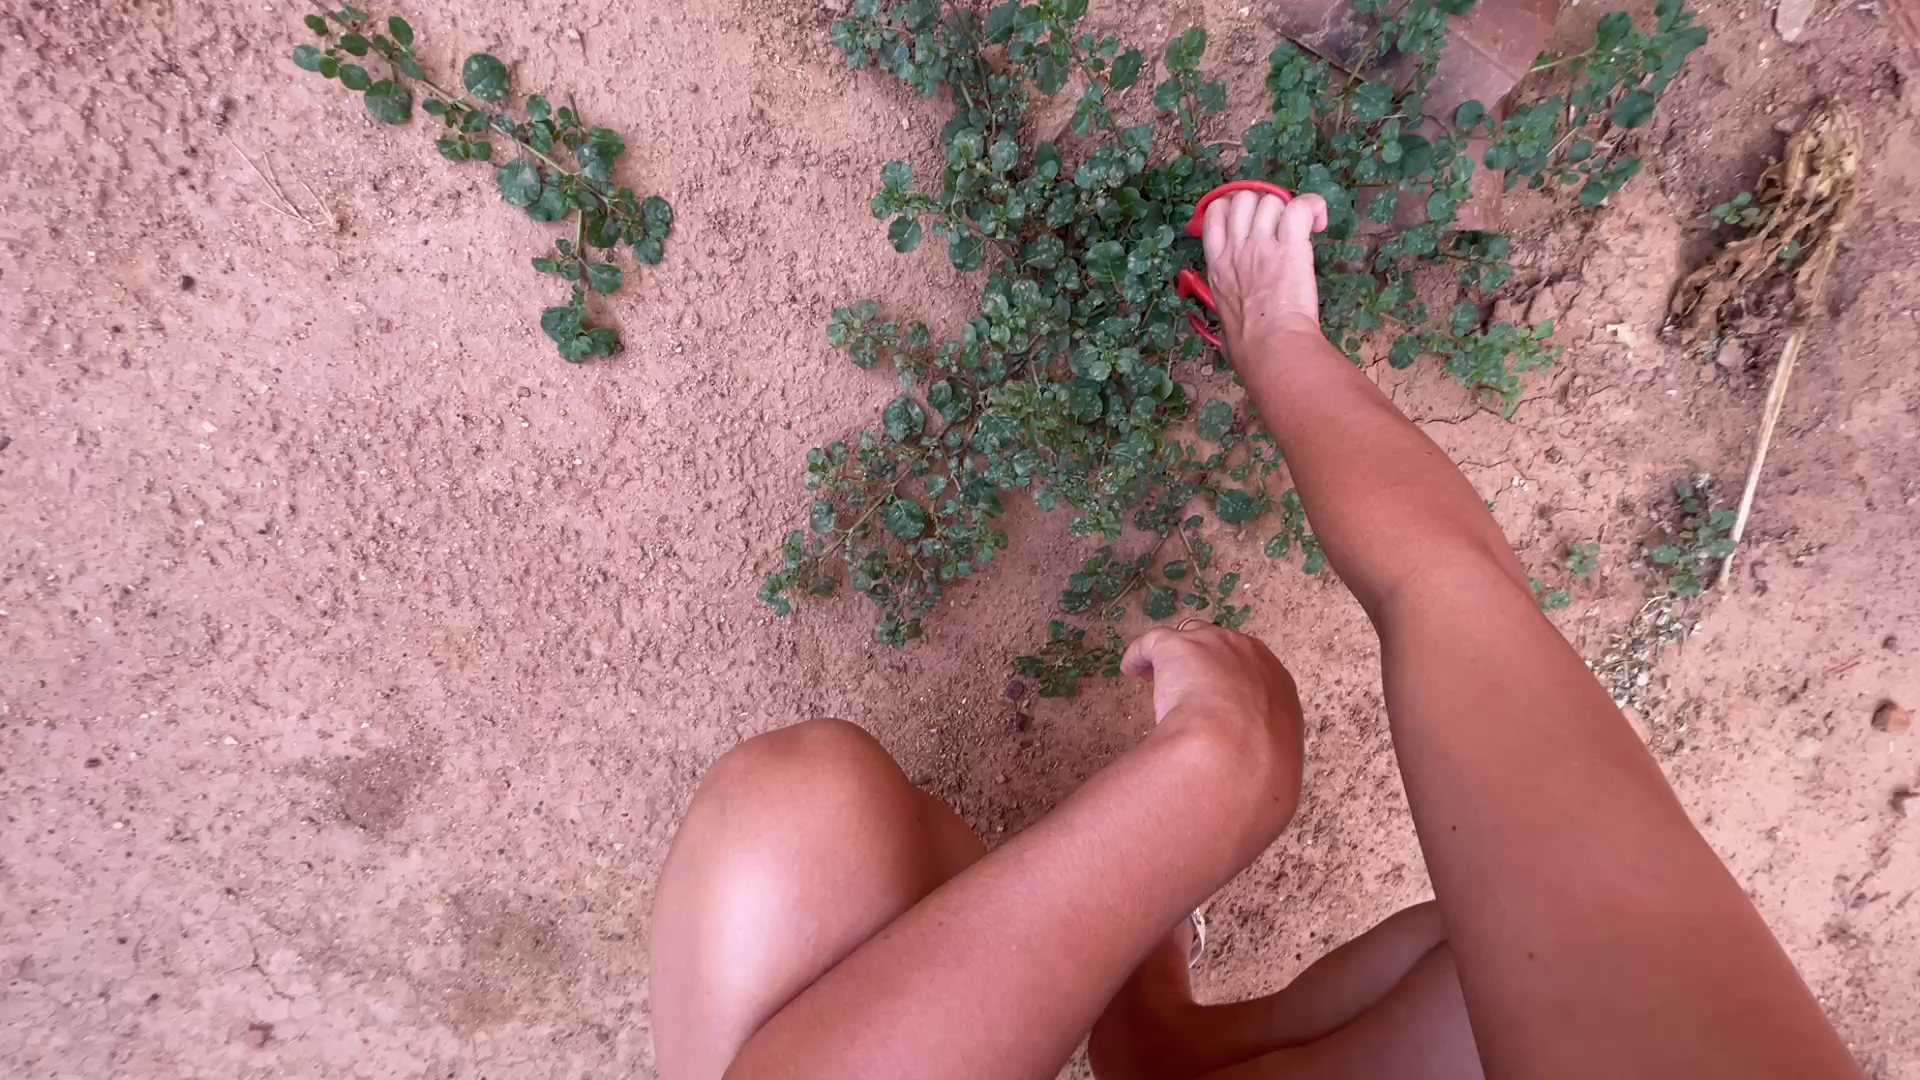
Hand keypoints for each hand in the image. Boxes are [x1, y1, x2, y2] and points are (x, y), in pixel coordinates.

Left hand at [1121, 624, 1303, 811]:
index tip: (1214, 700)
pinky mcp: (1176, 646)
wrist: (1237, 749)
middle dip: (1203, 663)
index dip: (1230, 684)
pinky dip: (1139, 656)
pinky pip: (1152, 643)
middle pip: (1221, 647)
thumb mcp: (1271, 765)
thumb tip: (1252, 793)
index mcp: (1278, 686)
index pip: (1253, 673)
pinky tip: (1129, 670)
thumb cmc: (1258, 765)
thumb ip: (1260, 762)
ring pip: (1188, 640)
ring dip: (1173, 658)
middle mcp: (1249, 655)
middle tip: (1184, 686)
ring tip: (1152, 676)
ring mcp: (1212, 645)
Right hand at [1201, 190, 1328, 356]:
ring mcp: (1262, 245)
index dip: (1232, 206)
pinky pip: (1301, 206)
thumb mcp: (1222, 319)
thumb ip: (1226, 303)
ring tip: (1300, 230)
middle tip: (1277, 224)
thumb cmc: (1247, 346)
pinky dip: (1313, 208)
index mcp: (1217, 266)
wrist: (1270, 347)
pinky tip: (1319, 224)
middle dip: (1262, 203)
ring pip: (1272, 201)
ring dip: (1287, 209)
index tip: (1248, 219)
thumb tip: (1232, 317)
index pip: (1215, 214)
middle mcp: (1236, 249)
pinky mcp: (1291, 246)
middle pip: (1244, 199)